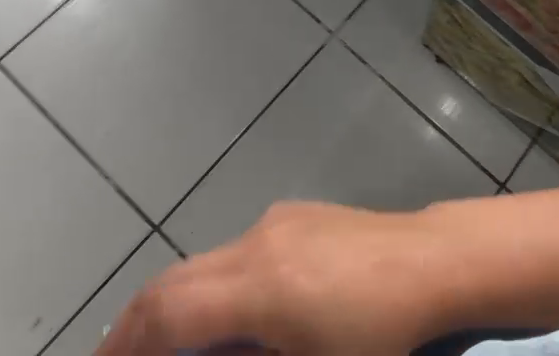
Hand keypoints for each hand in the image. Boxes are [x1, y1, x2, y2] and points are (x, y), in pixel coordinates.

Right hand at [95, 201, 453, 355]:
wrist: (436, 261)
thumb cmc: (383, 333)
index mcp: (258, 287)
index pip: (165, 317)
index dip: (122, 350)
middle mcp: (257, 243)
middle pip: (171, 283)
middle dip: (132, 327)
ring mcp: (278, 222)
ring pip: (201, 263)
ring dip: (171, 304)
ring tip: (160, 346)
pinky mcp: (297, 215)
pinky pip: (233, 251)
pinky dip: (208, 285)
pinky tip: (221, 313)